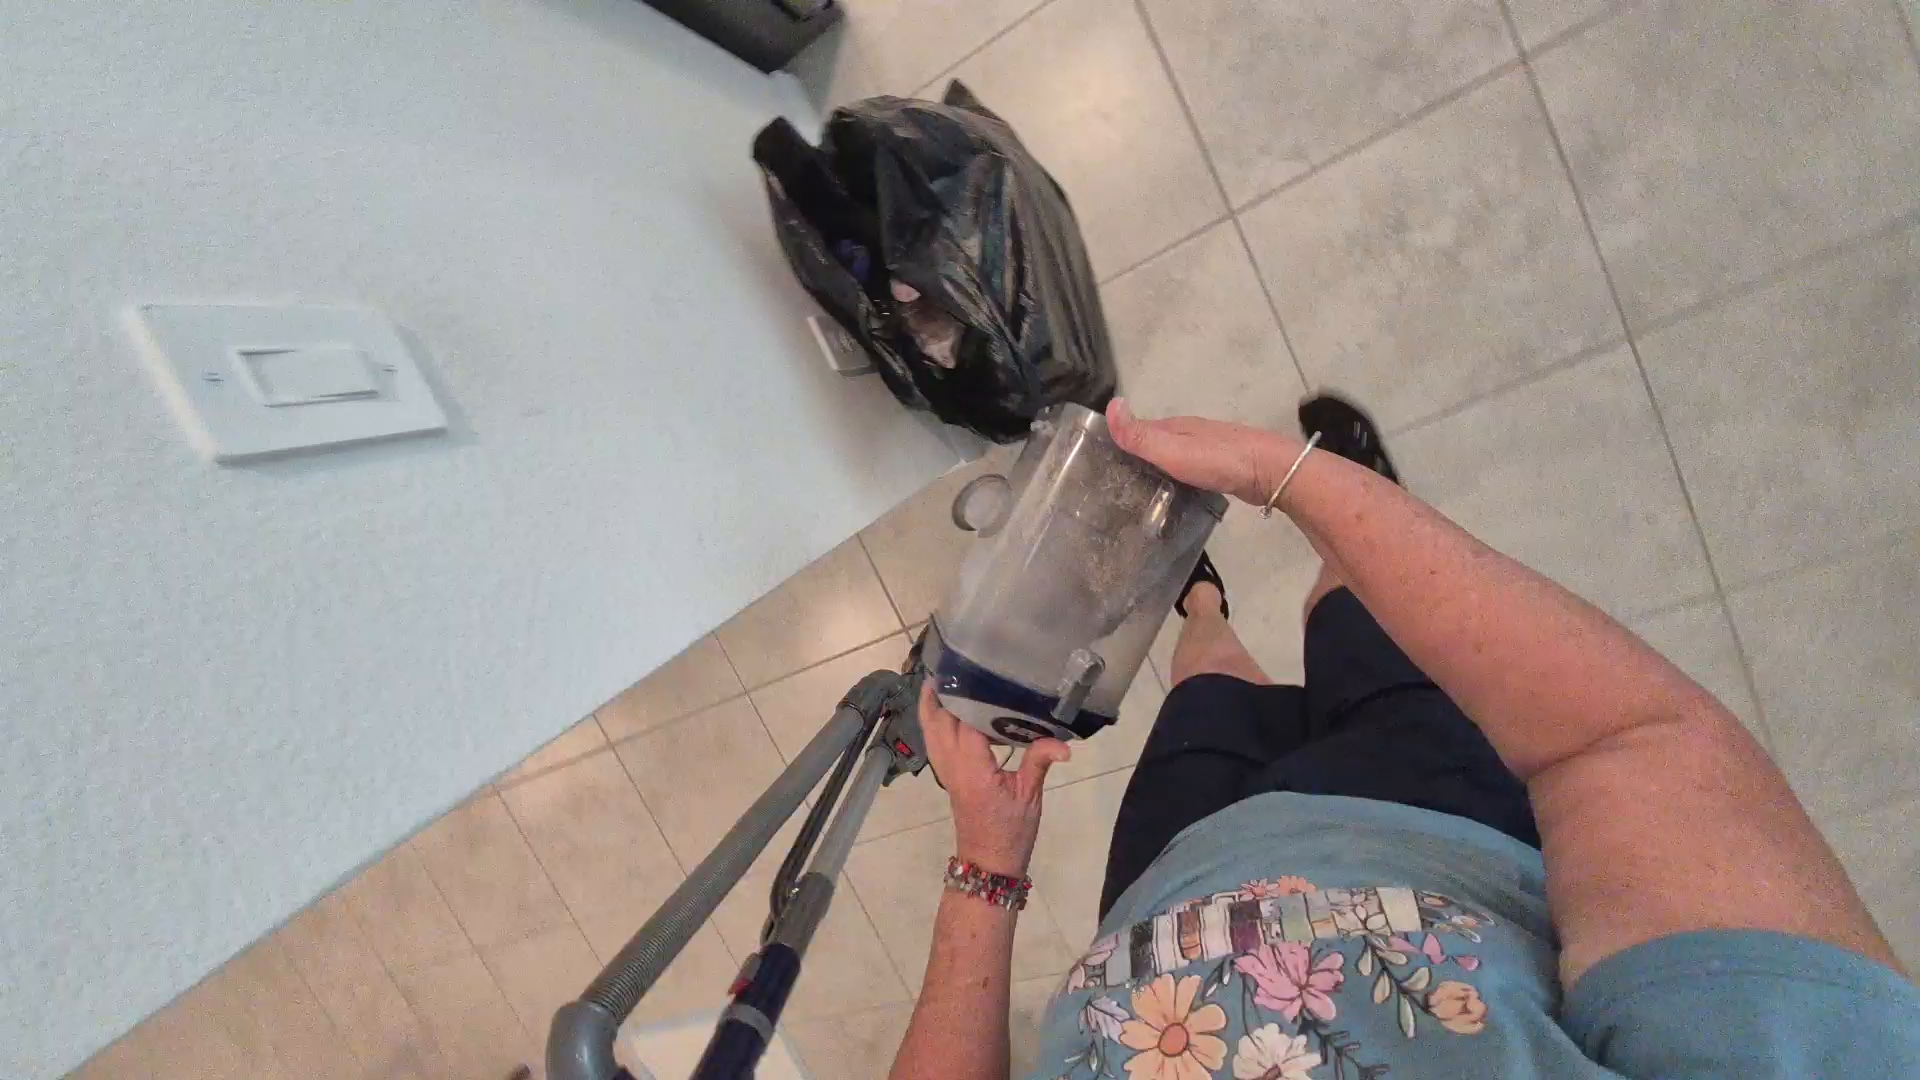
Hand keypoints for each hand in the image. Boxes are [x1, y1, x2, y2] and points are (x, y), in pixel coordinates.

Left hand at [917, 680, 1069, 877]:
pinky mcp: (946, 774)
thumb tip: (1064, 744)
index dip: (967, 695)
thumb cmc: (1011, 831)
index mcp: (972, 767)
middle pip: (937, 721)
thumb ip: (1039, 762)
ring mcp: (945, 770)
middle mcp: (952, 765)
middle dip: (942, 693)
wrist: (989, 863)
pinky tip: (947, 708)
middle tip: (956, 665)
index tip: (977, 669)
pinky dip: (934, 721)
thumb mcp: (1030, 797)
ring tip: (944, 678)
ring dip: (932, 705)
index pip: (964, 722)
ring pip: (929, 730)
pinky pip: (933, 741)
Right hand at [1105, 398, 1305, 506]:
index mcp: (1174, 427)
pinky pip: (1189, 472)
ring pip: (1173, 458)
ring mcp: (1208, 450)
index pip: (1137, 429)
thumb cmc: (1217, 460)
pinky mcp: (1221, 468)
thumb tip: (1111, 404)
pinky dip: (1176, 480)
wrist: (1270, 471)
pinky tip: (1173, 495)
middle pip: (1155, 443)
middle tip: (1113, 484)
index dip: (1118, 441)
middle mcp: (1189, 434)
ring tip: (1138, 493)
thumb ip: (1139, 434)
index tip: (1097, 463)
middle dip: (1135, 458)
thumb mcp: (1171, 448)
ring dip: (1156, 470)